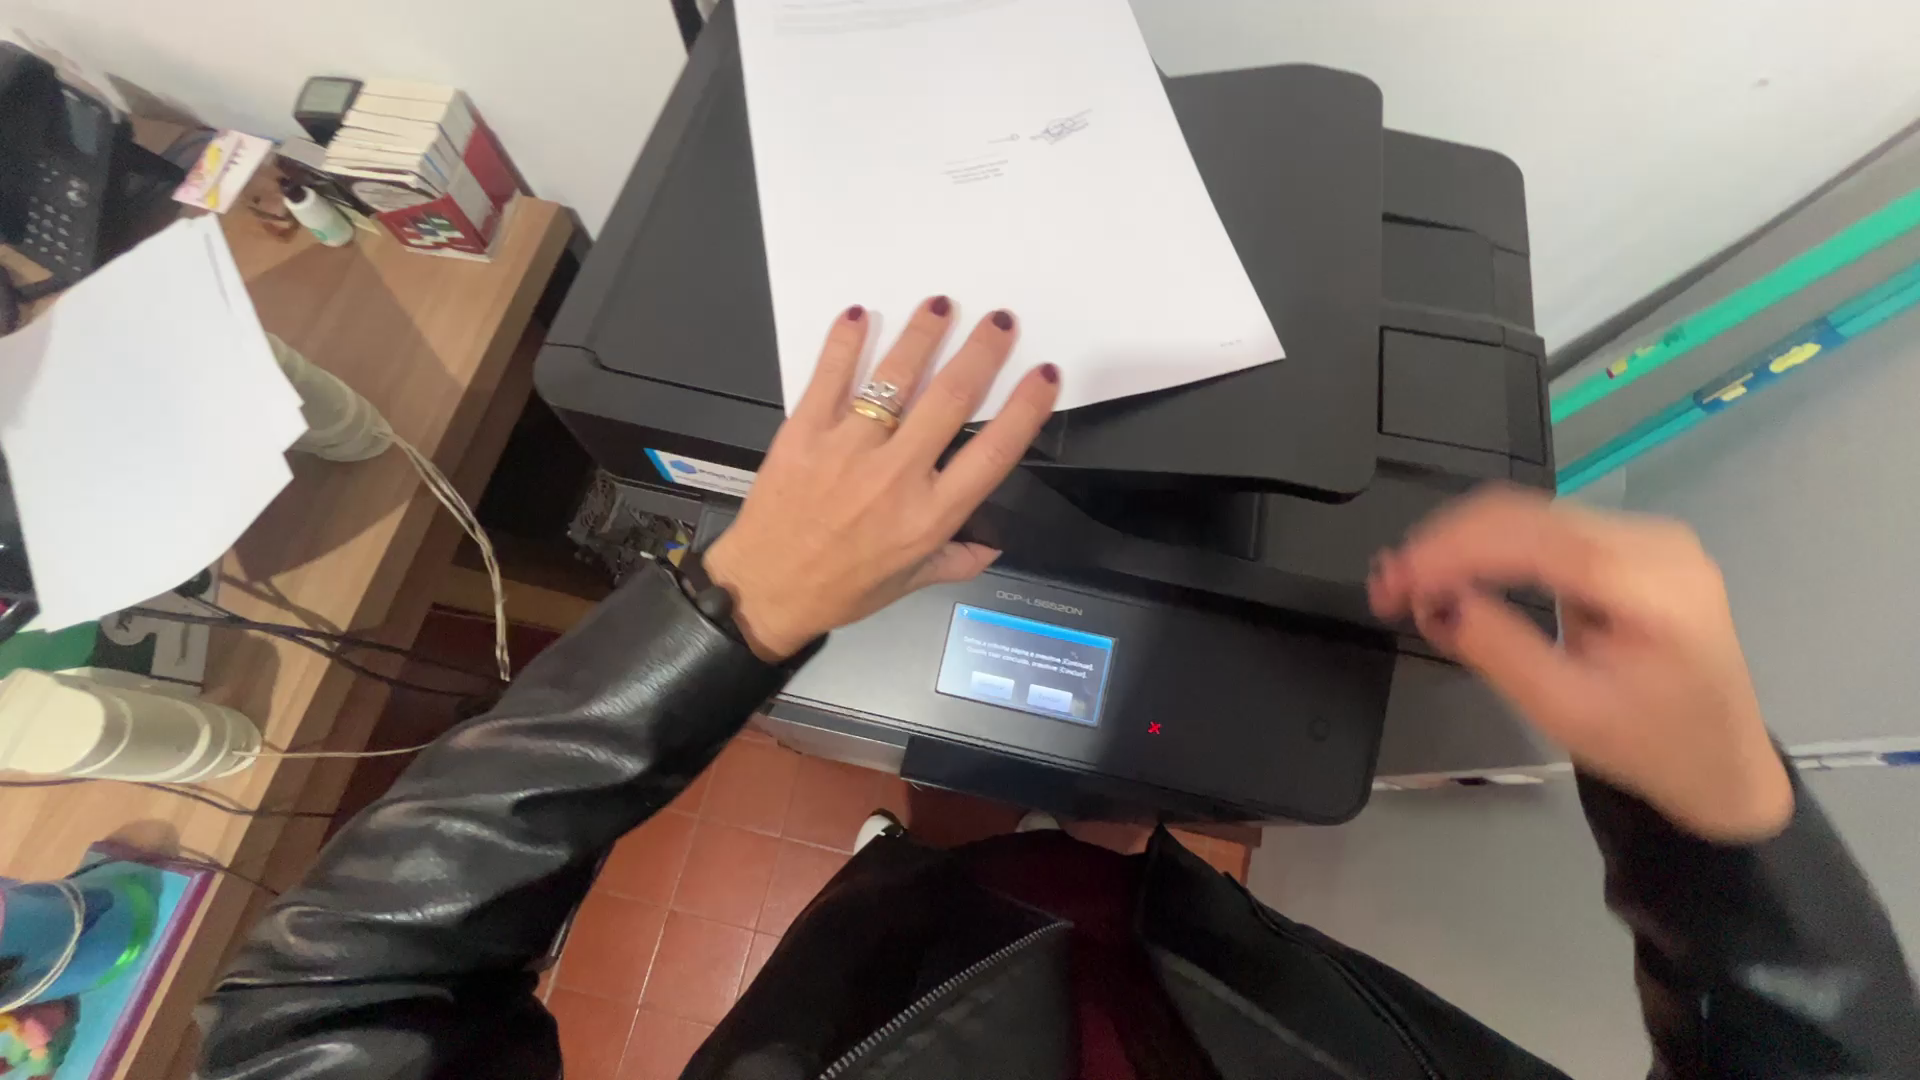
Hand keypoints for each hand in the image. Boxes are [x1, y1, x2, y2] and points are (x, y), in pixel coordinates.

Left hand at [703, 298, 1058, 661]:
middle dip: (982, 352)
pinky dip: (845, 341)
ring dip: (923, 334)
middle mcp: (895, 476)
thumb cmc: (841, 588)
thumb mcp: (909, 583)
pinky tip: (860, 316)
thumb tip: (991, 547)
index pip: (993, 453)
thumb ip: (956, 560)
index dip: (1026, 409)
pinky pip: (829, 376)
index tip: (1044, 376)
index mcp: (929, 516)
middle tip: (999, 322)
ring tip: (942, 305)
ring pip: (895, 377)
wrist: (765, 590)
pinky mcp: (804, 433)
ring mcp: (847, 449)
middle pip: (951, 399)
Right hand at [1367, 486, 1790, 841]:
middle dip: (1438, 545)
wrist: (1717, 762)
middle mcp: (1650, 541)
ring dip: (1450, 542)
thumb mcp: (1564, 708)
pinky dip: (1475, 544)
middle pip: (1518, 514)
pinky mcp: (1617, 543)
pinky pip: (1530, 526)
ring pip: (1516, 512)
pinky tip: (1445, 570)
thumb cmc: (1647, 744)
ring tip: (1404, 581)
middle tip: (1386, 586)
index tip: (1390, 584)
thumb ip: (1496, 647)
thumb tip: (1432, 600)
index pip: (1530, 540)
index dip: (1448, 553)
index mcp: (1651, 584)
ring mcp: (1637, 536)